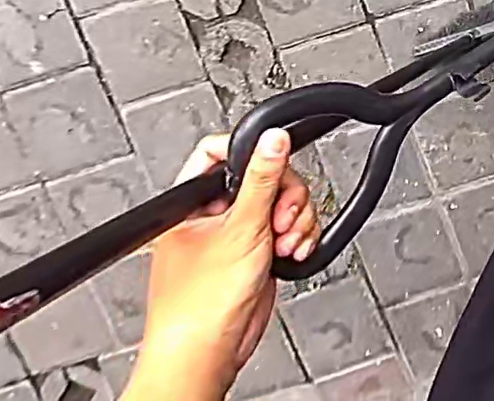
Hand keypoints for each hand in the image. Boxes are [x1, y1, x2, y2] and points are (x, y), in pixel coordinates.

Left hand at [125, 130, 320, 400]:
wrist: (209, 355)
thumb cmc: (200, 306)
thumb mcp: (241, 227)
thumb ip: (262, 178)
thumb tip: (272, 138)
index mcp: (194, 203)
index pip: (218, 154)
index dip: (249, 150)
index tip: (274, 158)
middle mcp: (216, 214)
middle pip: (266, 175)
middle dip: (285, 197)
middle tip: (281, 217)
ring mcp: (239, 232)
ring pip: (284, 199)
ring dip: (296, 220)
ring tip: (285, 241)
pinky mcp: (260, 248)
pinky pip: (292, 224)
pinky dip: (299, 236)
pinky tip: (291, 251)